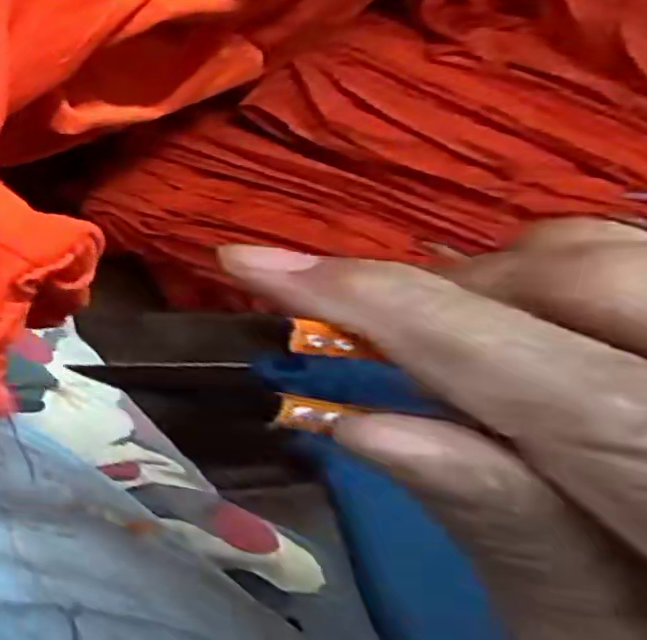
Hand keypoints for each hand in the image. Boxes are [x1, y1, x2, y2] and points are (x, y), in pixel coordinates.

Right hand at [219, 219, 646, 638]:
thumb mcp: (596, 638)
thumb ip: (514, 536)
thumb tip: (361, 428)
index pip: (542, 380)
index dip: (377, 306)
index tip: (248, 263)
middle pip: (589, 278)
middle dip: (451, 287)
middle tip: (373, 330)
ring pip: (623, 254)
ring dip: (511, 279)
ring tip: (459, 333)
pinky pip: (640, 270)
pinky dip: (560, 287)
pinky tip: (532, 332)